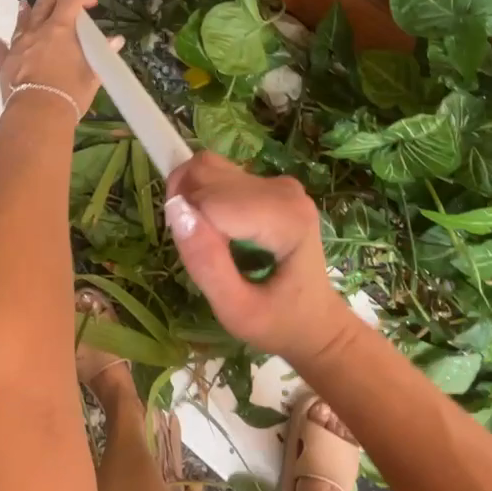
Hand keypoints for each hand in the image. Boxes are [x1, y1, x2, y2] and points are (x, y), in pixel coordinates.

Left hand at [0, 0, 112, 119]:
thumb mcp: (92, 75)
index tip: (91, 1)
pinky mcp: (5, 63)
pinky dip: (3, 44)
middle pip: (42, 4)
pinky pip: (3, 49)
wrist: (37, 114)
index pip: (70, 1)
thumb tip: (116, 40)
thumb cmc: (69, 92)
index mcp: (59, 30)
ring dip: (25, 12)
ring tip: (23, 2)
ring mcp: (18, 46)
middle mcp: (36, 32)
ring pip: (21, 23)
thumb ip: (101, 55)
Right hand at [164, 153, 358, 370]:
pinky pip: (214, 173)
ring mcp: (275, 182)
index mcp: (286, 219)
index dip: (191, 230)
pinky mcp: (266, 182)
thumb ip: (206, 263)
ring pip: (206, 168)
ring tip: (203, 239)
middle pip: (206, 175)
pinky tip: (213, 228)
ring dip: (189, 198)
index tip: (199, 263)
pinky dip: (199, 195)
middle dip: (187, 210)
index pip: (211, 201)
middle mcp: (283, 190)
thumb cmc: (279, 323)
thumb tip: (175, 210)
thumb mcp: (237, 311)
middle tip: (197, 252)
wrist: (316, 322)